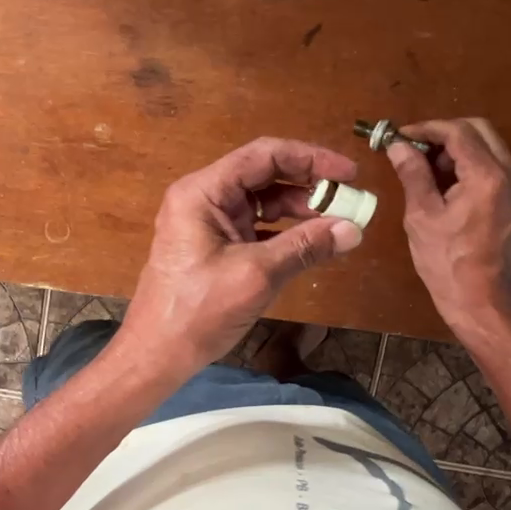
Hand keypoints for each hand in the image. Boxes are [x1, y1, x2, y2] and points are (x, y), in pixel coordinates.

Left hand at [118, 138, 364, 377]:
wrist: (156, 354)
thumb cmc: (198, 310)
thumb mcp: (255, 275)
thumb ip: (304, 247)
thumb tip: (353, 229)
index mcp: (203, 192)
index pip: (263, 155)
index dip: (310, 158)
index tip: (350, 173)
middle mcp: (203, 199)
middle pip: (264, 175)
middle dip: (309, 184)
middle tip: (350, 199)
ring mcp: (208, 223)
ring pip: (262, 202)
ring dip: (300, 208)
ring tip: (338, 221)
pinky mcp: (214, 247)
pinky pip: (255, 227)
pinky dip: (285, 231)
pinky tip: (312, 241)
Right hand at [386, 118, 510, 331]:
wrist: (484, 301)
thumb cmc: (447, 262)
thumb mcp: (422, 216)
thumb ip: (413, 174)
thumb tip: (397, 146)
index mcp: (487, 176)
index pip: (458, 132)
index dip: (426, 129)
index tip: (399, 136)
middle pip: (479, 131)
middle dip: (444, 133)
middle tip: (414, 149)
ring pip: (489, 147)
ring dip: (457, 148)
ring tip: (426, 168)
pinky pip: (494, 167)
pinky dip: (470, 164)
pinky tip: (446, 185)